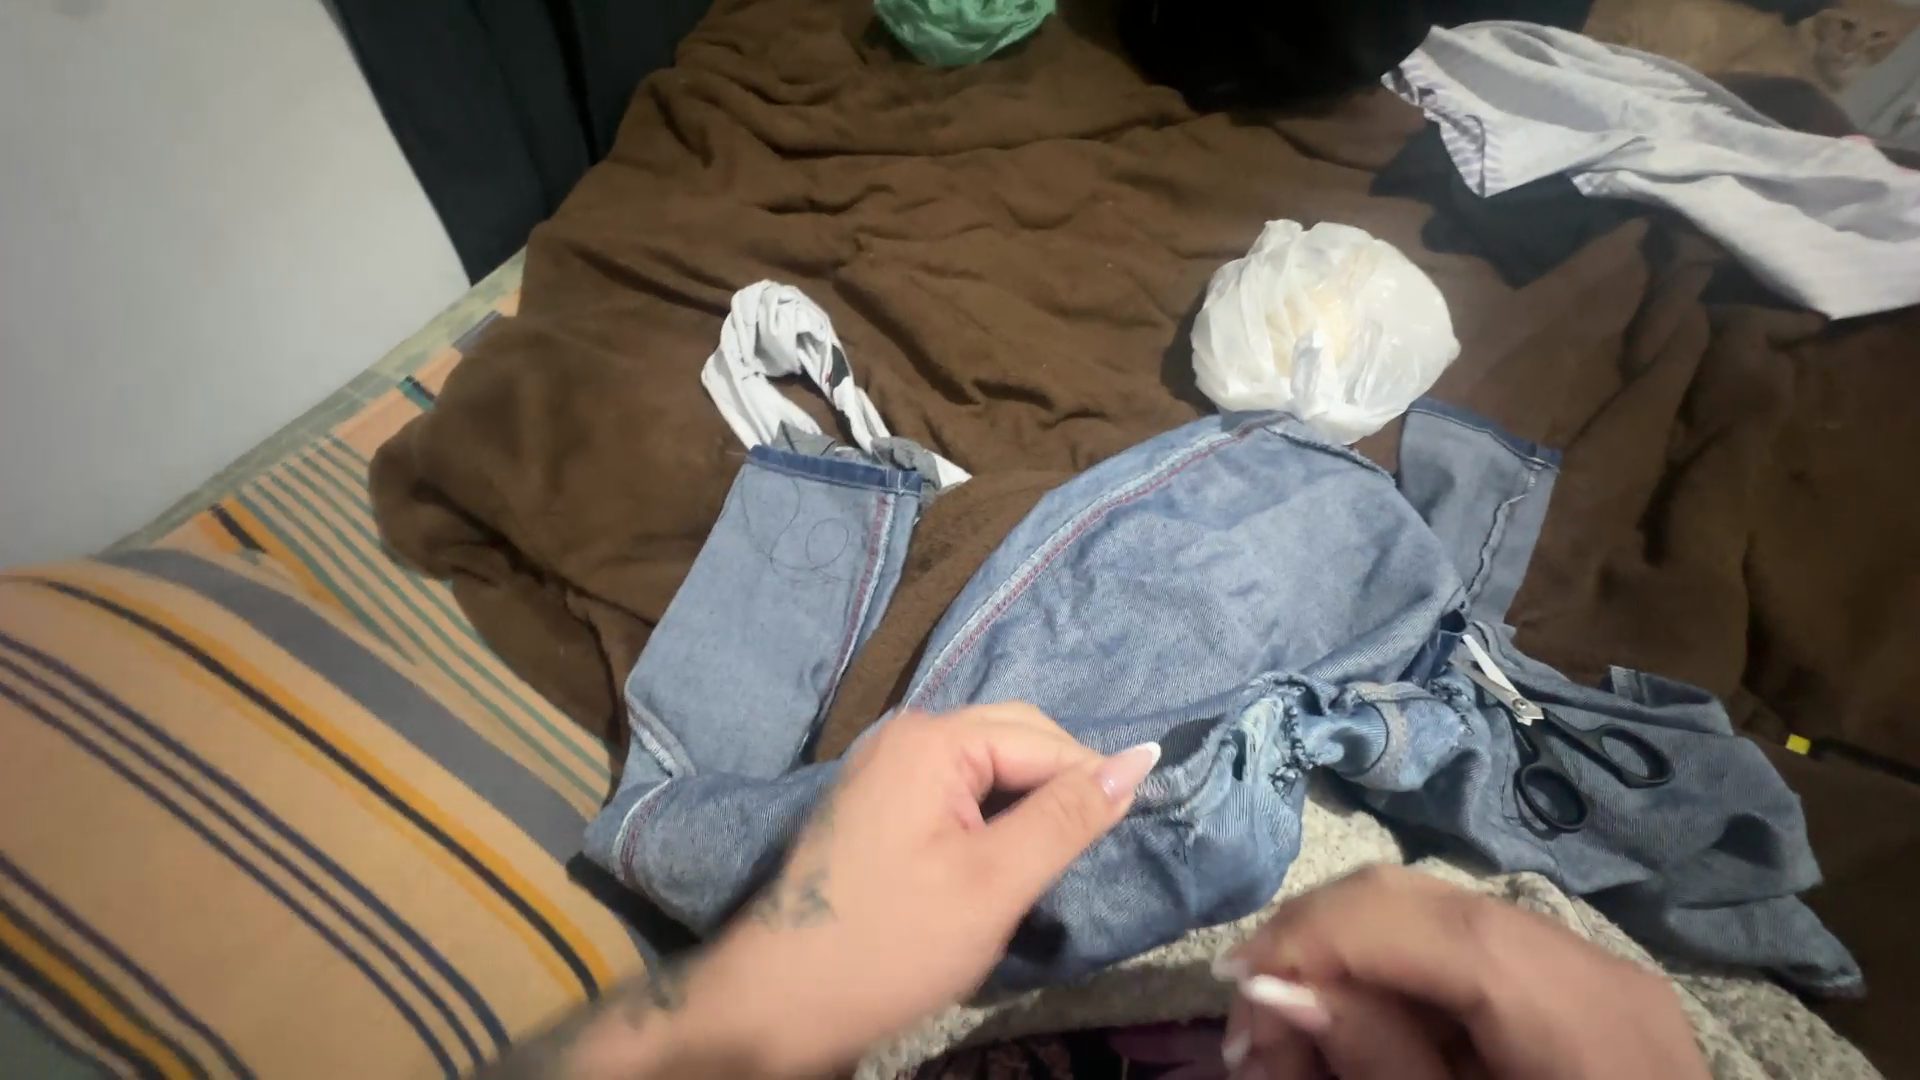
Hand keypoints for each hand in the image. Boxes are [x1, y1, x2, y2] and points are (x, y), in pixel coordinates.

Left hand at [562, 704, 1159, 1078]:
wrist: (779, 1000)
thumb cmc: (891, 943)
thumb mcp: (993, 883)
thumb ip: (1066, 816)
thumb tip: (1140, 759)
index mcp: (933, 739)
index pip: (1040, 740)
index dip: (1092, 779)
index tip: (1132, 828)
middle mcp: (909, 732)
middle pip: (1013, 735)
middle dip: (1060, 781)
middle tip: (1093, 843)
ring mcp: (891, 762)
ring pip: (989, 760)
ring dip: (1030, 796)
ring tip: (1057, 848)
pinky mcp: (885, 795)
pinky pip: (959, 782)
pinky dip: (995, 808)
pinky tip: (1009, 844)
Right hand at [1216, 866, 1708, 1079]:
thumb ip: (1376, 1061)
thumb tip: (1274, 985)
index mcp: (1578, 1008)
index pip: (1416, 920)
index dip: (1312, 934)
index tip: (1233, 979)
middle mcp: (1578, 955)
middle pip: (1401, 900)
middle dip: (1307, 948)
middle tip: (1251, 1026)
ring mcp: (1572, 957)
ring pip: (1408, 915)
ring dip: (1332, 966)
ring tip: (1285, 1041)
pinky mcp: (1556, 974)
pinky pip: (1439, 946)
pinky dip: (1378, 980)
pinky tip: (1347, 1030)